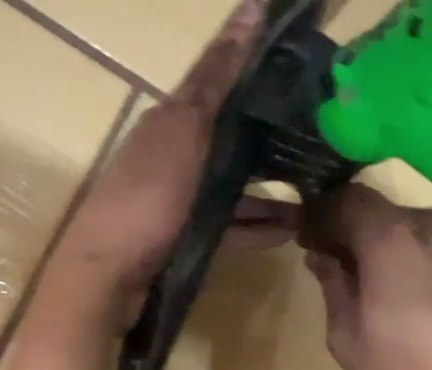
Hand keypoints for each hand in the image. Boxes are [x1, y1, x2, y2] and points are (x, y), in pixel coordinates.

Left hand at [42, 0, 294, 324]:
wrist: (105, 280)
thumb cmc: (145, 200)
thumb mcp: (184, 132)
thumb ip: (217, 79)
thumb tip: (251, 7)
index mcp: (170, 120)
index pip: (222, 81)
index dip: (260, 69)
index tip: (308, 66)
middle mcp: (173, 155)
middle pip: (231, 139)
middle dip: (274, 137)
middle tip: (326, 137)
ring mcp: (176, 201)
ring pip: (231, 186)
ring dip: (271, 190)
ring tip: (320, 192)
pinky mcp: (181, 241)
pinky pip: (226, 227)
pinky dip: (256, 227)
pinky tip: (291, 230)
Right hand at [302, 185, 431, 369]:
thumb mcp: (347, 336)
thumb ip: (332, 285)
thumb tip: (323, 257)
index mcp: (390, 236)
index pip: (346, 199)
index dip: (320, 214)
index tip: (306, 240)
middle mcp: (429, 221)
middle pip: (379, 210)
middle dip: (350, 230)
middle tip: (332, 264)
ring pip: (408, 227)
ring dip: (382, 246)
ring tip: (368, 285)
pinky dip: (410, 256)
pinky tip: (404, 295)